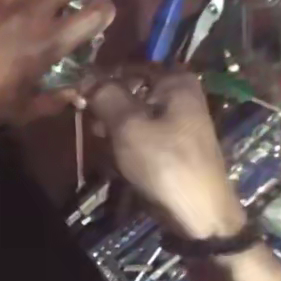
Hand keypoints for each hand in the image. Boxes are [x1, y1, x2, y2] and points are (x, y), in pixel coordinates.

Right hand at [87, 70, 246, 240]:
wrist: (201, 214)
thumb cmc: (164, 163)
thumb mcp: (128, 125)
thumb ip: (106, 95)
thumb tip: (87, 76)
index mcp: (176, 81)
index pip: (128, 66)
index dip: (101, 79)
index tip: (79, 96)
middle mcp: (182, 94)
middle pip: (132, 89)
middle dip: (107, 105)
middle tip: (91, 123)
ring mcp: (181, 121)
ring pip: (136, 113)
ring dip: (115, 126)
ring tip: (102, 143)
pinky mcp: (176, 145)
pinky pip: (145, 133)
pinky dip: (128, 141)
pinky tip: (117, 156)